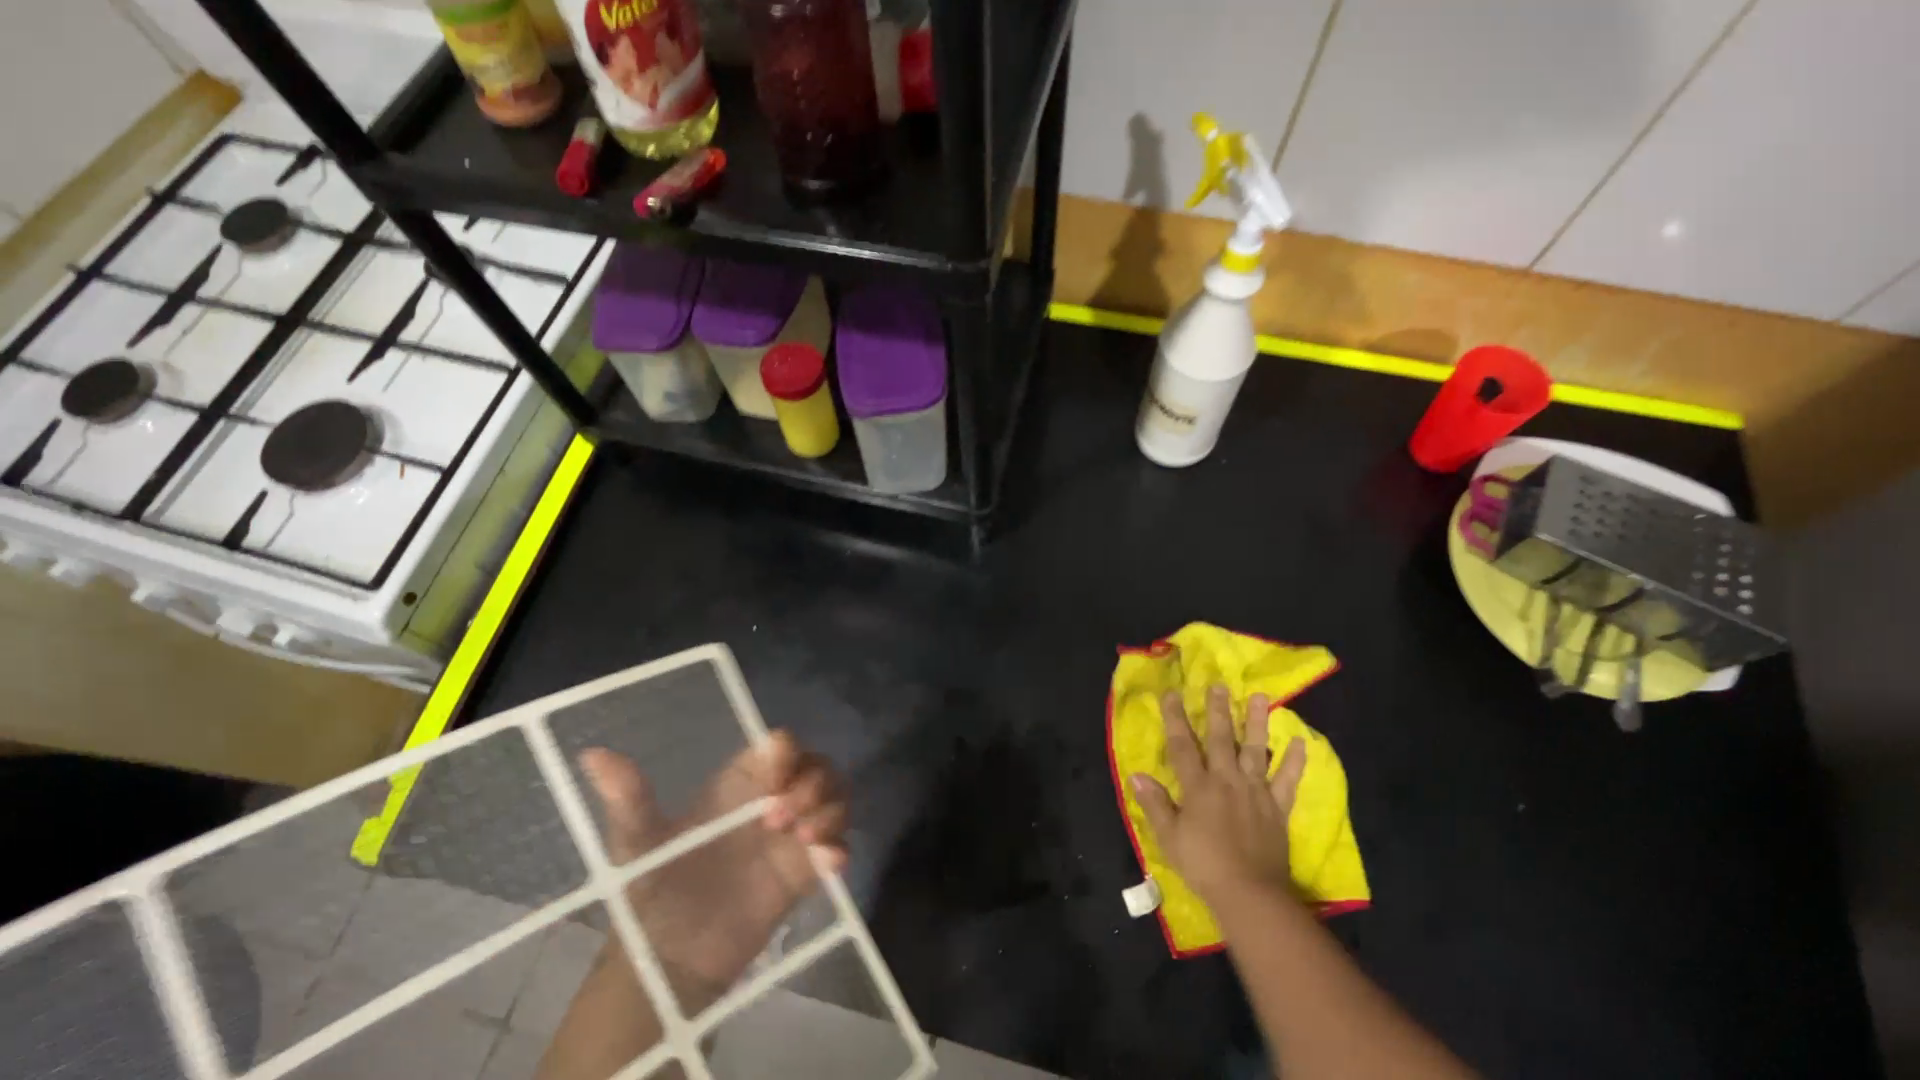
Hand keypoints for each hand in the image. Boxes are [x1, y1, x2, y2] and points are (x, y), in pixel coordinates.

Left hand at [579, 732, 848, 1000]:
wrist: (668, 959)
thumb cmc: (650, 891)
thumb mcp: (635, 840)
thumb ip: (626, 797)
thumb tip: (592, 754)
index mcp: (736, 785)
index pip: (777, 747)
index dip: (786, 751)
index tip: (775, 774)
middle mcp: (770, 803)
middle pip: (816, 766)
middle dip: (813, 780)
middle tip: (782, 815)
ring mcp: (791, 838)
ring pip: (834, 799)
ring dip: (830, 808)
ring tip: (803, 837)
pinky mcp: (804, 874)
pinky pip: (838, 848)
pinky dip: (839, 847)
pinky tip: (824, 861)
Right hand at [1131, 684, 1306, 903]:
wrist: (1249, 892)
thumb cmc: (1203, 866)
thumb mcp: (1169, 837)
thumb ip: (1155, 804)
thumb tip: (1136, 775)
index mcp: (1197, 787)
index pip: (1182, 746)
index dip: (1175, 719)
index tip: (1172, 694)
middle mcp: (1226, 781)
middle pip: (1221, 740)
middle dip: (1218, 711)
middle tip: (1219, 686)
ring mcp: (1255, 792)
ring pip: (1255, 750)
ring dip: (1257, 722)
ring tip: (1261, 697)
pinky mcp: (1277, 808)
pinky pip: (1287, 780)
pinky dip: (1295, 761)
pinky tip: (1300, 741)